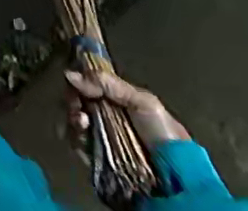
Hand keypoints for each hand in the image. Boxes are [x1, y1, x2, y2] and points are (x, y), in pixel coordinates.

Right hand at [65, 69, 190, 146]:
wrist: (177, 174)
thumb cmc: (163, 133)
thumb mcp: (144, 102)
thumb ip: (110, 84)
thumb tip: (69, 73)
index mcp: (114, 100)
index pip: (85, 85)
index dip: (77, 83)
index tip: (75, 85)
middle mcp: (103, 116)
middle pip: (75, 101)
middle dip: (71, 101)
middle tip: (78, 108)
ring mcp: (99, 137)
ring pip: (72, 120)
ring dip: (72, 119)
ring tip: (82, 122)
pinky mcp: (96, 157)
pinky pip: (76, 143)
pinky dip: (75, 137)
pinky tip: (82, 135)